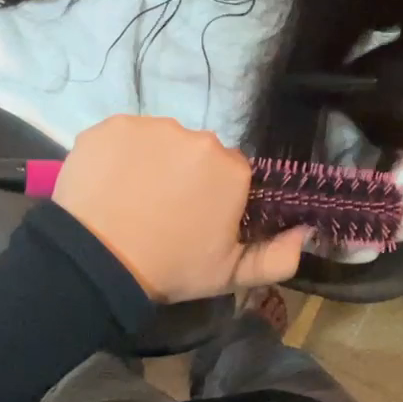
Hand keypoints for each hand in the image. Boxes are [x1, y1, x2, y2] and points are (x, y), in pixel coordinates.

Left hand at [52, 116, 307, 302]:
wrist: (96, 263)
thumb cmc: (170, 268)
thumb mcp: (231, 275)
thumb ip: (279, 257)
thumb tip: (306, 232)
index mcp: (231, 169)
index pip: (231, 173)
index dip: (215, 197)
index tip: (195, 220)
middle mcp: (196, 138)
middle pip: (197, 153)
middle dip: (185, 176)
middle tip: (162, 212)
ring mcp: (150, 128)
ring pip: (160, 141)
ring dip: (153, 162)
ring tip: (132, 199)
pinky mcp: (110, 126)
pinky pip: (124, 137)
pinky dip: (119, 156)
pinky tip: (109, 186)